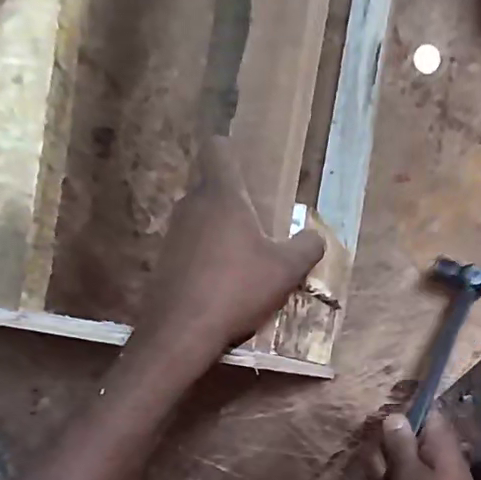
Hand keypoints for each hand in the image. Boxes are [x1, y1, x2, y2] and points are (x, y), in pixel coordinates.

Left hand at [137, 138, 324, 353]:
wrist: (181, 332)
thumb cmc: (238, 288)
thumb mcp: (287, 270)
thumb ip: (307, 248)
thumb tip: (316, 237)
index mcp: (222, 197)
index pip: (217, 150)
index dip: (230, 148)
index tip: (245, 159)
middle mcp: (192, 206)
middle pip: (211, 186)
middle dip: (234, 198)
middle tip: (262, 218)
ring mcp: (173, 234)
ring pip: (201, 218)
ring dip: (223, 230)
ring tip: (248, 255)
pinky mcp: (164, 262)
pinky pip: (192, 246)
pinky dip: (209, 256)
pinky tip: (227, 282)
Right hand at [379, 410, 480, 479]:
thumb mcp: (409, 475)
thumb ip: (399, 444)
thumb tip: (395, 415)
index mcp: (436, 441)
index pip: (416, 415)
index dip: (393, 427)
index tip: (380, 447)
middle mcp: (430, 457)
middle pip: (392, 448)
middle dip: (374, 469)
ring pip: (386, 475)